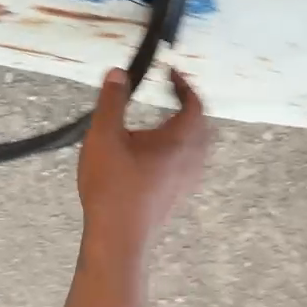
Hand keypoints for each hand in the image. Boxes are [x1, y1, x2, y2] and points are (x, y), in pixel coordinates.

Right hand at [77, 68, 209, 256]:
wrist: (117, 235)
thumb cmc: (111, 182)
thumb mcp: (104, 134)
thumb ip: (112, 101)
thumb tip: (119, 72)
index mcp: (179, 142)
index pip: (194, 106)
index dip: (184, 85)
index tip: (167, 71)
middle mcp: (191, 160)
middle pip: (202, 126)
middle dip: (188, 104)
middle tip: (168, 90)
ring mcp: (187, 180)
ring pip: (198, 146)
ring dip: (186, 125)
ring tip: (162, 116)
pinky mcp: (177, 194)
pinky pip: (189, 160)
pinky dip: (180, 144)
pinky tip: (154, 149)